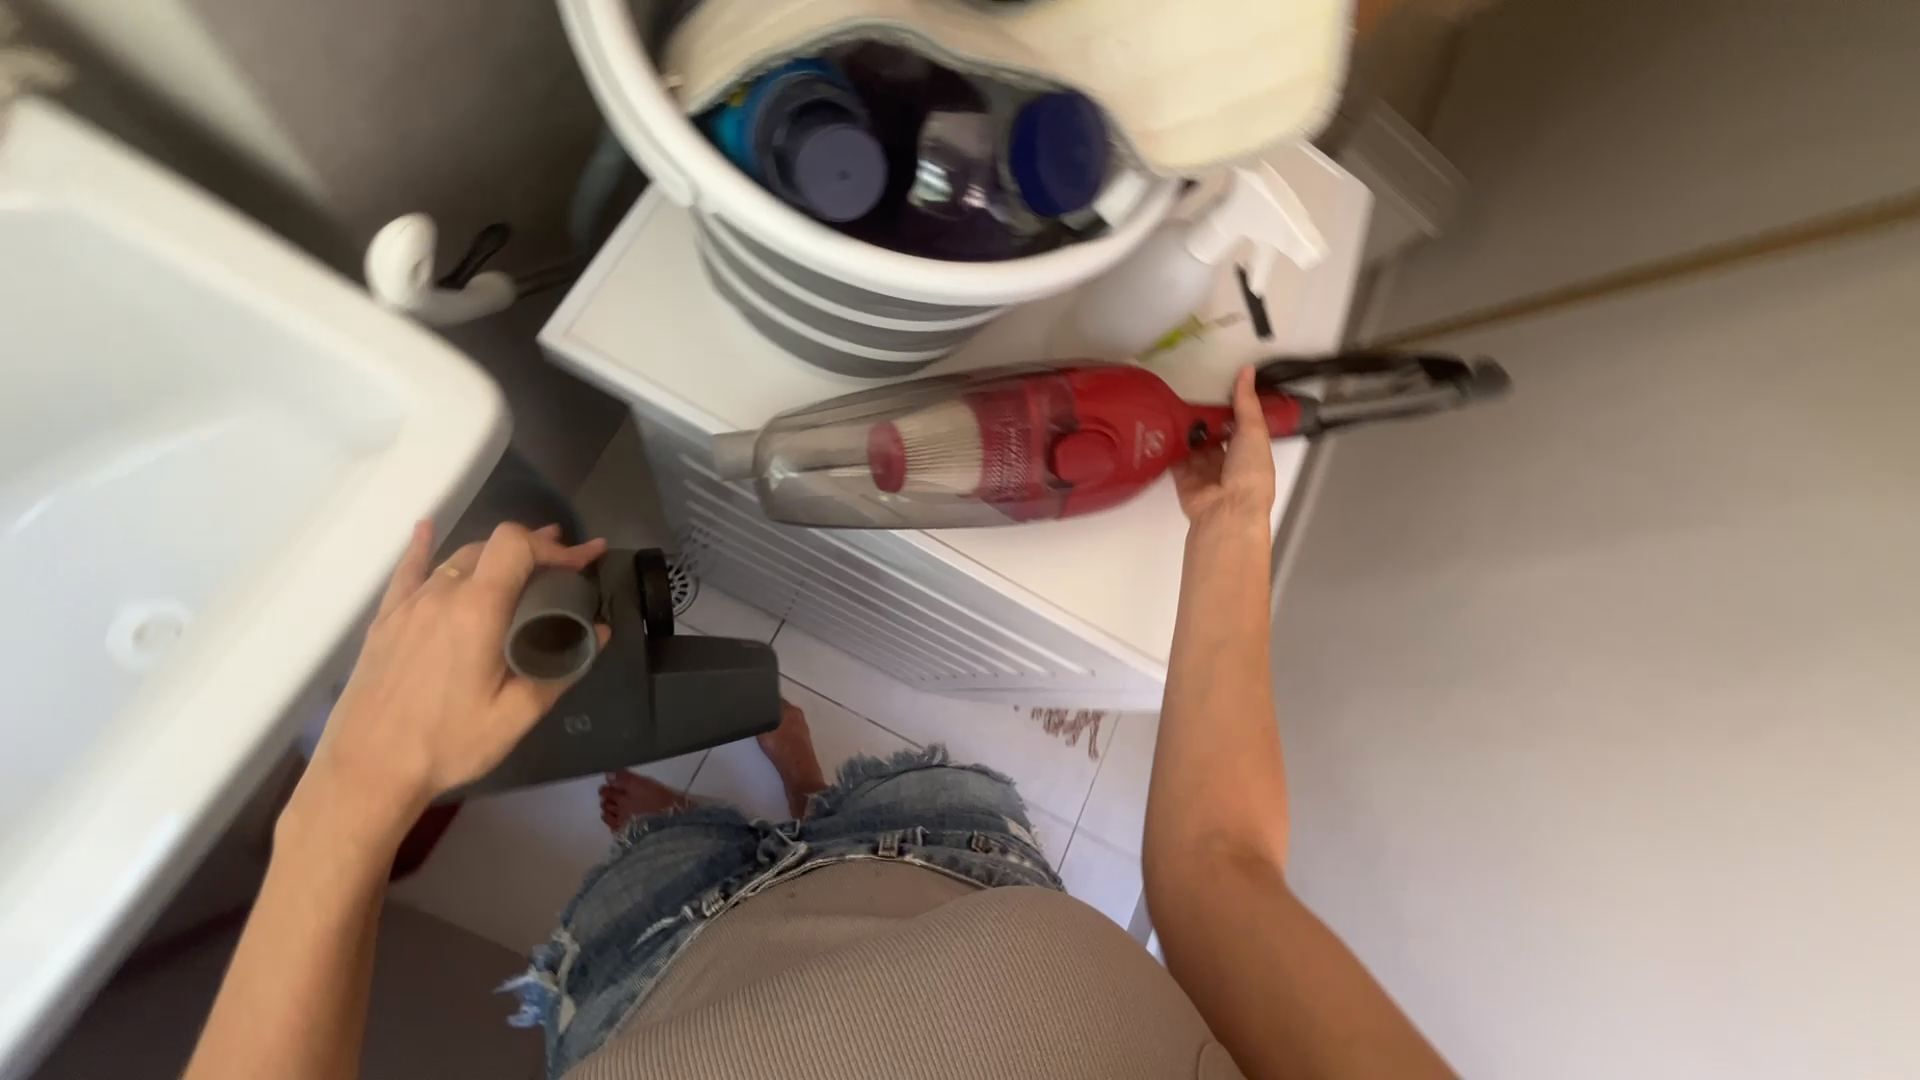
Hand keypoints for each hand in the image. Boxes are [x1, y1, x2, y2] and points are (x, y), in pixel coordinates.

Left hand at [300, 521, 608, 831]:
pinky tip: (427, 528)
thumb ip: (562, 667)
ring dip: (498, 553)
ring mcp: (408, 607)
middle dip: (537, 549)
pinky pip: (407, 572)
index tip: (584, 560)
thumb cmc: (449, 744)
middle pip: (492, 547)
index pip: (517, 546)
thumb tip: (599, 633)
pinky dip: (422, 547)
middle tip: (570, 564)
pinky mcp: (385, 623)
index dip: (556, 548)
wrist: (365, 774)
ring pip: (458, 558)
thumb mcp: (519, 713)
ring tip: (530, 557)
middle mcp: (441, 596)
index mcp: (477, 610)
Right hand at [1173, 366, 1277, 528]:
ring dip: (1186, 432)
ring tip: (1174, 408)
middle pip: (1213, 436)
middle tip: (1191, 396)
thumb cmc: (1249, 475)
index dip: (1230, 408)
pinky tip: (1162, 431)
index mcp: (1250, 452)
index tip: (1218, 387)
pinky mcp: (1184, 479)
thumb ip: (1246, 402)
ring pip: (1193, 447)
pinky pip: (1175, 460)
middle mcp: (1228, 463)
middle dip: (1203, 420)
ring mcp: (1204, 472)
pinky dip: (1169, 448)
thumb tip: (1247, 371)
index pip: (1239, 425)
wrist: (1227, 510)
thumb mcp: (1253, 431)